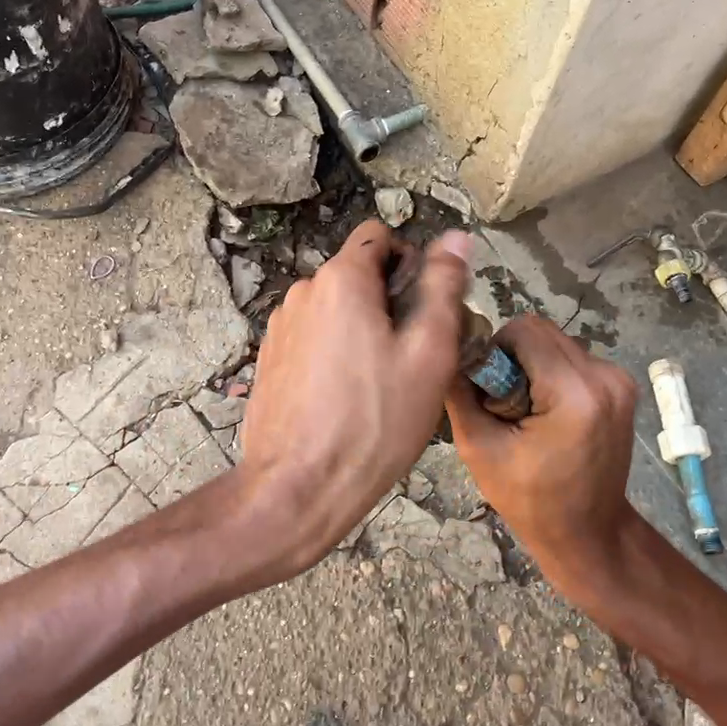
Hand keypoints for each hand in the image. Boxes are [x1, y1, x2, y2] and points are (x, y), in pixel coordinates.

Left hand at [235, 220, 472, 578]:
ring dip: (361, 329)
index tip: (423, 311)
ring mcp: (280, 326)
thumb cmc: (374, 421)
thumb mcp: (428, 354)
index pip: (380, 236)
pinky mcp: (269, 358)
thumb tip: (457, 237)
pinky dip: (334, 353)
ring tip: (378, 384)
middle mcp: (303, 291)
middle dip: (388, 302)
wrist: (297, 489)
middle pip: (358, 275)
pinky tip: (345, 399)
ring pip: (336, 309)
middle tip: (410, 357)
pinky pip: (313, 337)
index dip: (410, 262)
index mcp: (341, 280)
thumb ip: (443, 287)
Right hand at [444, 316, 638, 592]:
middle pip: (541, 331)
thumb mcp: (479, 449)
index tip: (488, 390)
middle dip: (514, 357)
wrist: (590, 534)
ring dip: (533, 364)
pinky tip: (547, 411)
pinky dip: (552, 373)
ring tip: (526, 411)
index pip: (523, 331)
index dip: (496, 352)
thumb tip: (447, 350)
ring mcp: (619, 379)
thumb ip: (460, 393)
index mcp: (574, 393)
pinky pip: (572, 356)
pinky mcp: (622, 385)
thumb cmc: (531, 501)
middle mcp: (605, 376)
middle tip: (504, 402)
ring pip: (556, 341)